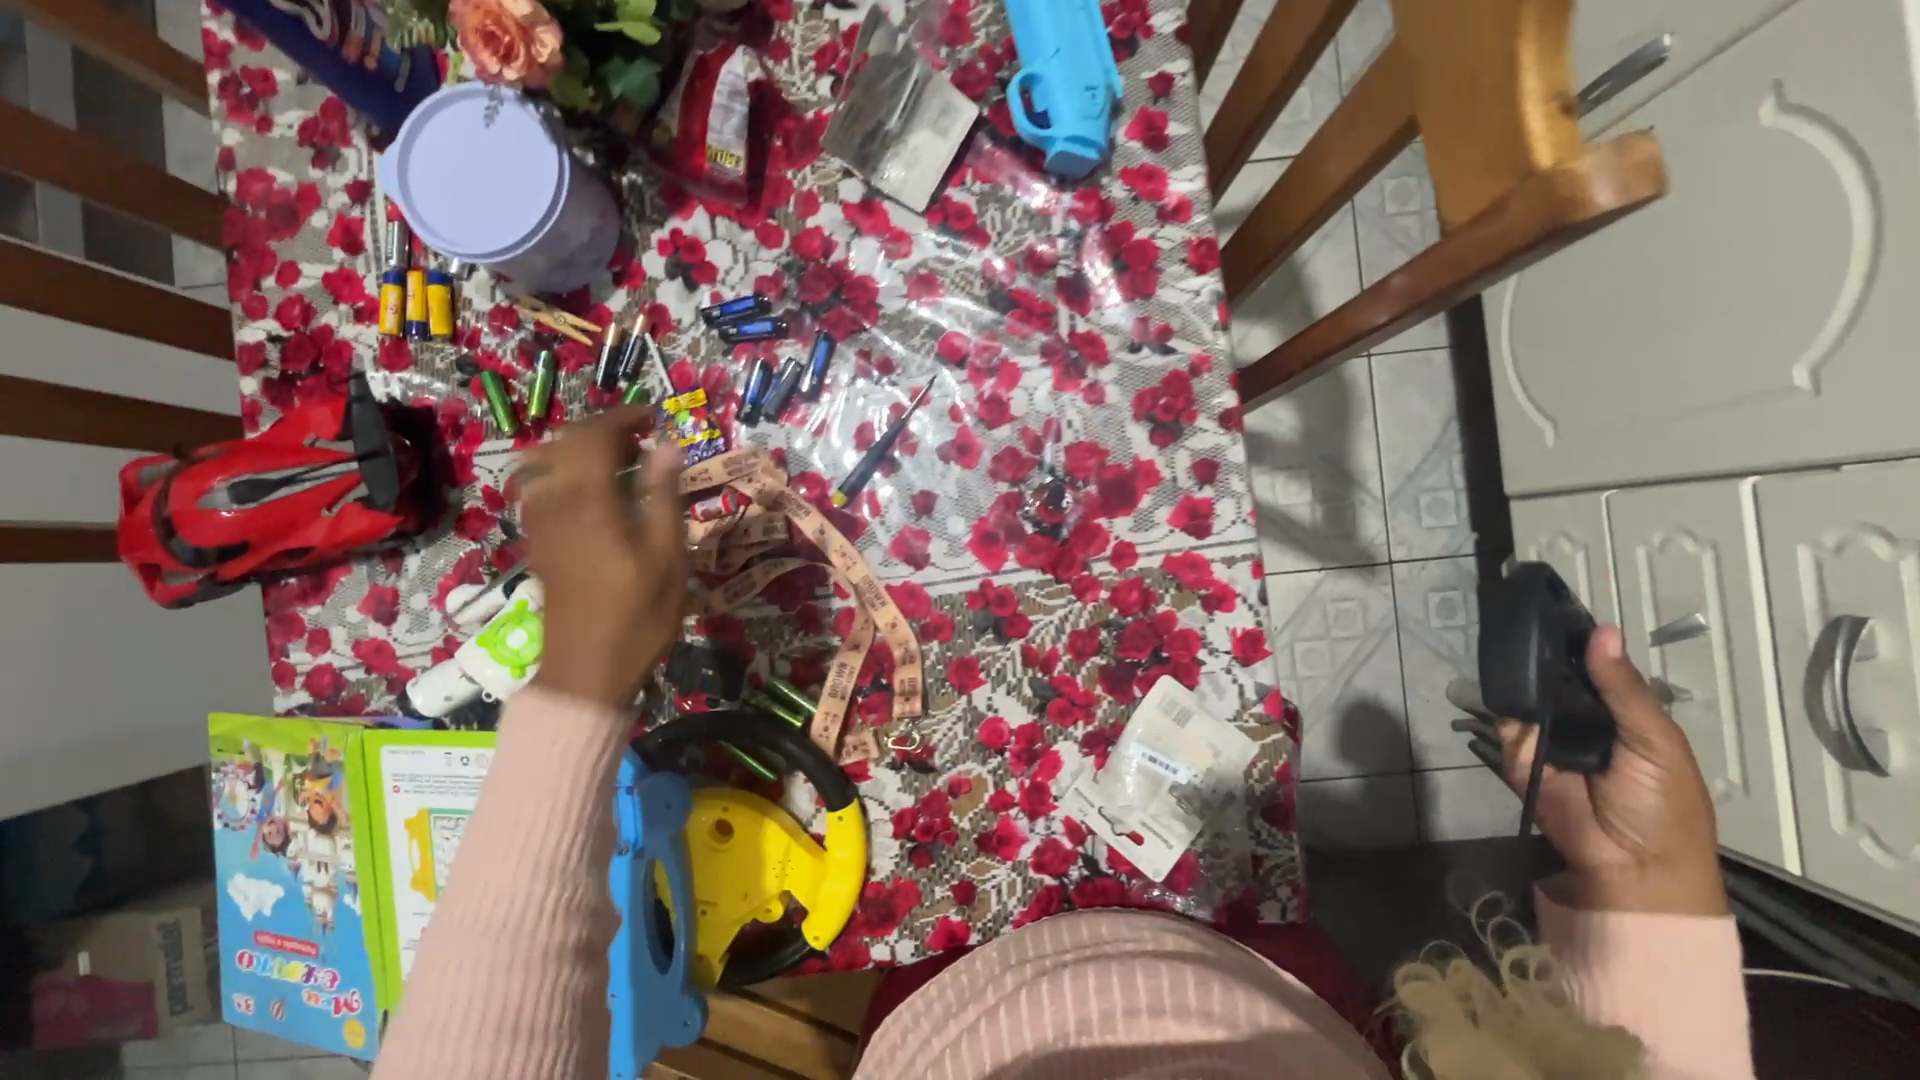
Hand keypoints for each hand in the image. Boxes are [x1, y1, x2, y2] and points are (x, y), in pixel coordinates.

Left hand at [517, 405, 686, 709]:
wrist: (586, 671)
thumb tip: (667, 445)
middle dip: (605, 429)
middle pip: (567, 442)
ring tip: (621, 462)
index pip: (597, 435)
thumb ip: (664, 495)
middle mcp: (556, 502)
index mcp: (590, 500)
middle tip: (643, 438)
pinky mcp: (537, 542)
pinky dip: (566, 474)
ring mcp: (540, 523)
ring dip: (582, 450)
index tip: (656, 417)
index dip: (625, 416)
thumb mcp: (668, 557)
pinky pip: (542, 488)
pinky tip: (594, 494)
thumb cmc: (638, 616)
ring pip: (548, 462)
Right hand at [1497, 625, 1727, 915]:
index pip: (1598, 668)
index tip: (1556, 603)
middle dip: (1544, 647)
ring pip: (1530, 691)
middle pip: (1558, 675)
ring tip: (1506, 625)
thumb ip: (1625, 690)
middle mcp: (1583, 719)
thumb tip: (1603, 630)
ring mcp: (1547, 734)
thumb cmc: (1664, 805)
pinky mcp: (1517, 750)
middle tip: (1522, 606)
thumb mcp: (1657, 741)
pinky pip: (1507, 716)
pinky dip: (1502, 694)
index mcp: (1625, 713)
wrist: (1628, 865)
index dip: (1582, 641)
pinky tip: (1498, 664)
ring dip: (1521, 666)